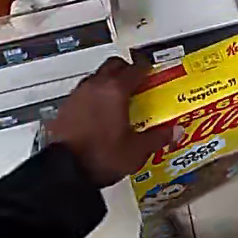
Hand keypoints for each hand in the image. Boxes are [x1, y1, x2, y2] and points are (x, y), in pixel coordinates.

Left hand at [45, 56, 157, 185]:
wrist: (64, 171)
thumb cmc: (99, 156)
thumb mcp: (137, 150)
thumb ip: (157, 137)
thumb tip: (173, 131)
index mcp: (116, 90)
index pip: (135, 69)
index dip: (145, 69)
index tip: (150, 72)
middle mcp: (96, 87)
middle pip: (113, 65)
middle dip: (125, 69)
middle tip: (135, 80)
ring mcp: (78, 95)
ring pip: (96, 77)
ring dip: (107, 82)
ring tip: (117, 97)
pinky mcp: (65, 108)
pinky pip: (82, 93)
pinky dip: (92, 97)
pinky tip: (98, 113)